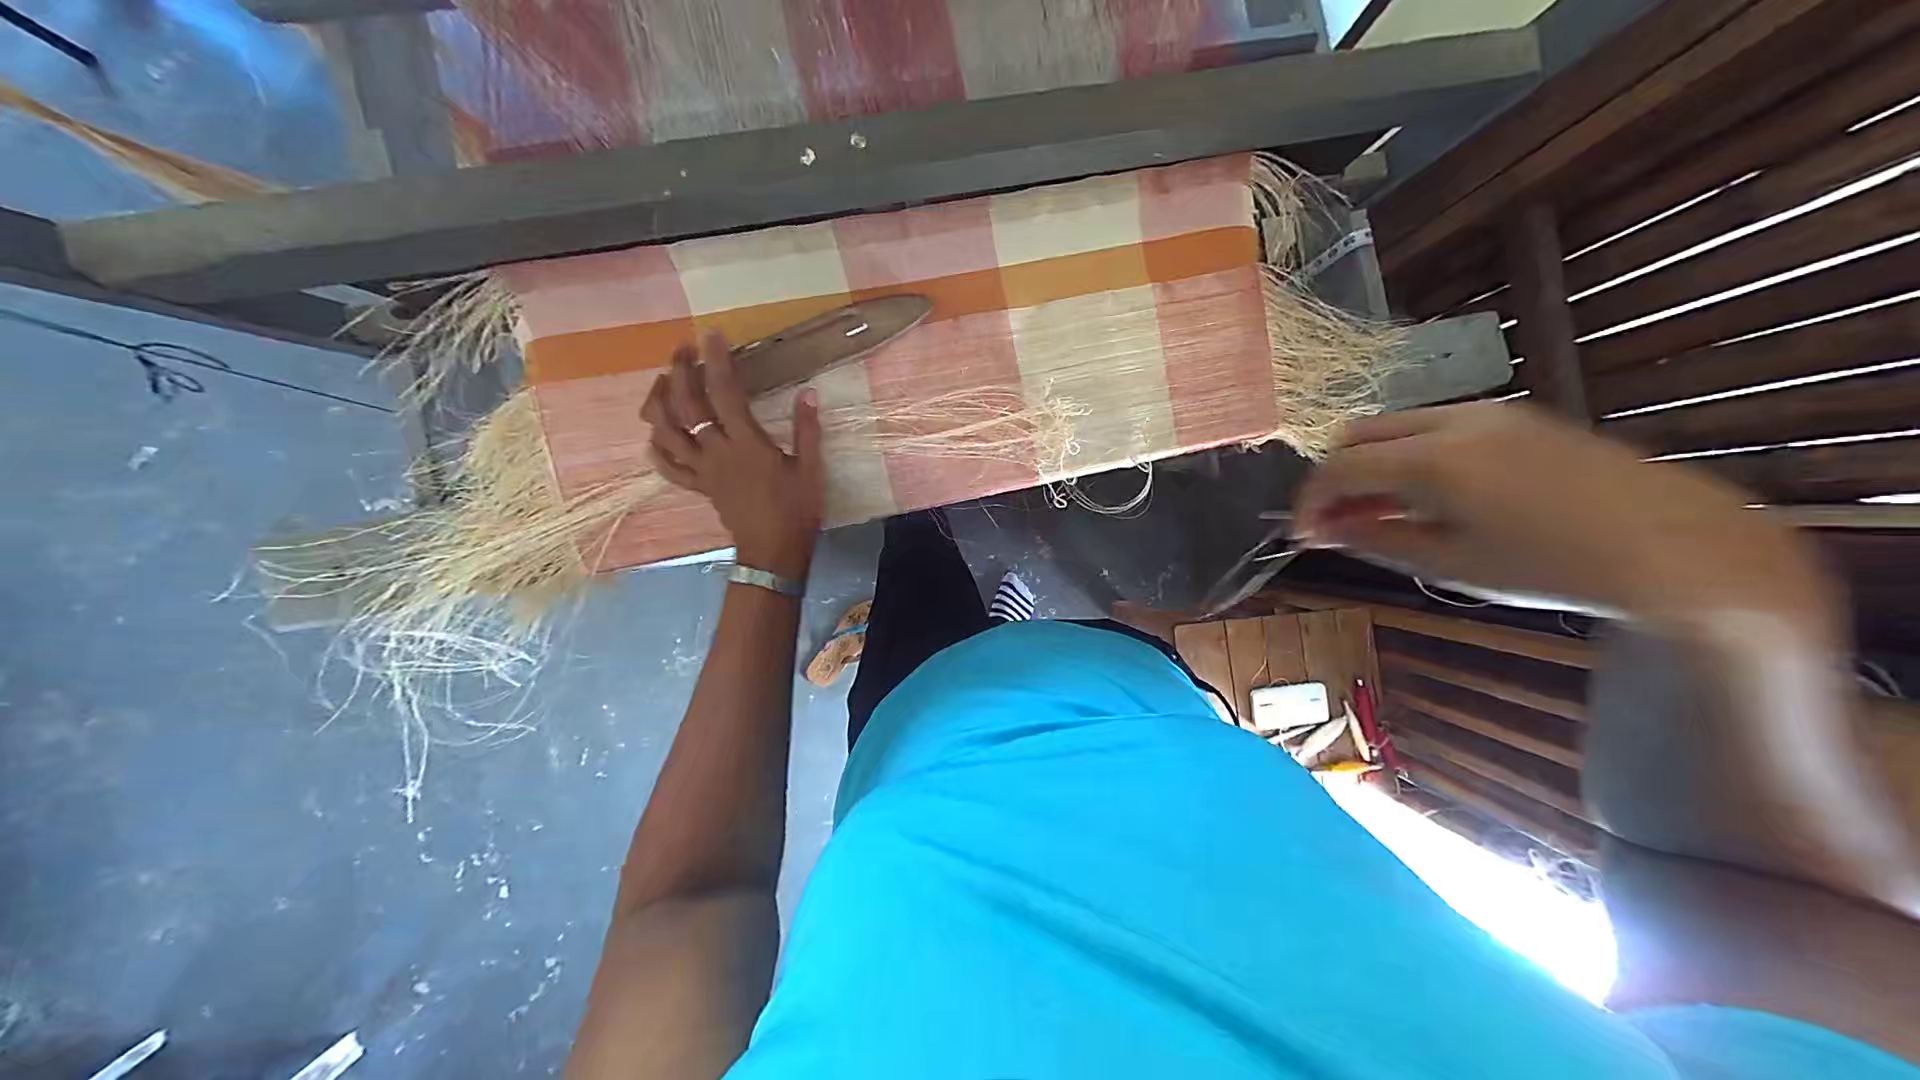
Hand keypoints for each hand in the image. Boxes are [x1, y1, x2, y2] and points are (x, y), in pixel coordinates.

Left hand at [642, 331, 823, 580]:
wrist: (774, 552)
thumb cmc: (797, 510)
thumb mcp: (811, 468)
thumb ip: (807, 429)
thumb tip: (808, 393)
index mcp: (746, 444)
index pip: (724, 392)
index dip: (715, 361)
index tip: (711, 336)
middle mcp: (717, 452)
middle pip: (685, 405)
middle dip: (678, 372)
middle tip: (682, 351)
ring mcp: (703, 471)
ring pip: (666, 432)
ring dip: (658, 403)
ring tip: (663, 383)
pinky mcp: (699, 487)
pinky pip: (669, 468)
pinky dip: (657, 450)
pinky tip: (654, 436)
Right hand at [1292, 403, 1833, 627]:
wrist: (1679, 546)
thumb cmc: (1551, 566)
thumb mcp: (1449, 563)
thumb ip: (1375, 539)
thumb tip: (1325, 531)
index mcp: (1432, 459)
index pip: (1338, 468)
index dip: (1308, 502)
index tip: (1301, 535)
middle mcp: (1453, 420)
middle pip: (1357, 435)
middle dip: (1333, 477)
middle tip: (1334, 523)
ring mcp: (1489, 414)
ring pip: (1395, 427)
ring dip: (1370, 465)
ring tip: (1377, 514)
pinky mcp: (1518, 419)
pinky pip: (1435, 427)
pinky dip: (1407, 456)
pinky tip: (1423, 496)